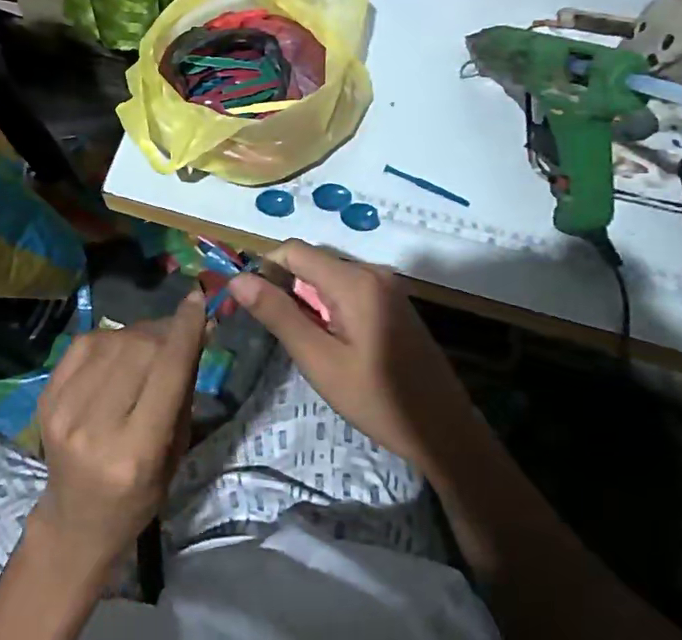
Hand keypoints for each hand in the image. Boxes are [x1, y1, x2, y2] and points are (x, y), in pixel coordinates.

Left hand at [28, 291, 207, 571]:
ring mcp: (63, 410)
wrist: (76, 519)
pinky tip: (119, 352)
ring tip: (150, 345)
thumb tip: (196, 328)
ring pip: (112, 341)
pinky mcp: (45, 396)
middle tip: (179, 333)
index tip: (198, 299)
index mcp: (135, 452)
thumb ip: (184, 388)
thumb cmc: (139, 494)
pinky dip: (110, 339)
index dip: (184, 331)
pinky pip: (85, 343)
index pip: (166, 373)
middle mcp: (95, 428)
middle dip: (164, 332)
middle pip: (138, 350)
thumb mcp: (175, 450)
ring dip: (138, 333)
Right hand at [228, 241, 477, 470]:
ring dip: (307, 298)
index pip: (293, 250)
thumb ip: (278, 314)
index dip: (266, 270)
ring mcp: (386, 286)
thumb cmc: (376, 399)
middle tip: (275, 330)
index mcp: (355, 280)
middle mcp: (372, 271)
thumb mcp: (319, 359)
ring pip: (328, 275)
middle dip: (285, 286)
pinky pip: (349, 289)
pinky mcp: (393, 302)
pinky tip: (330, 341)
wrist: (443, 431)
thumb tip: (238, 279)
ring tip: (302, 341)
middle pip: (312, 261)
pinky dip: (328, 305)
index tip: (253, 306)